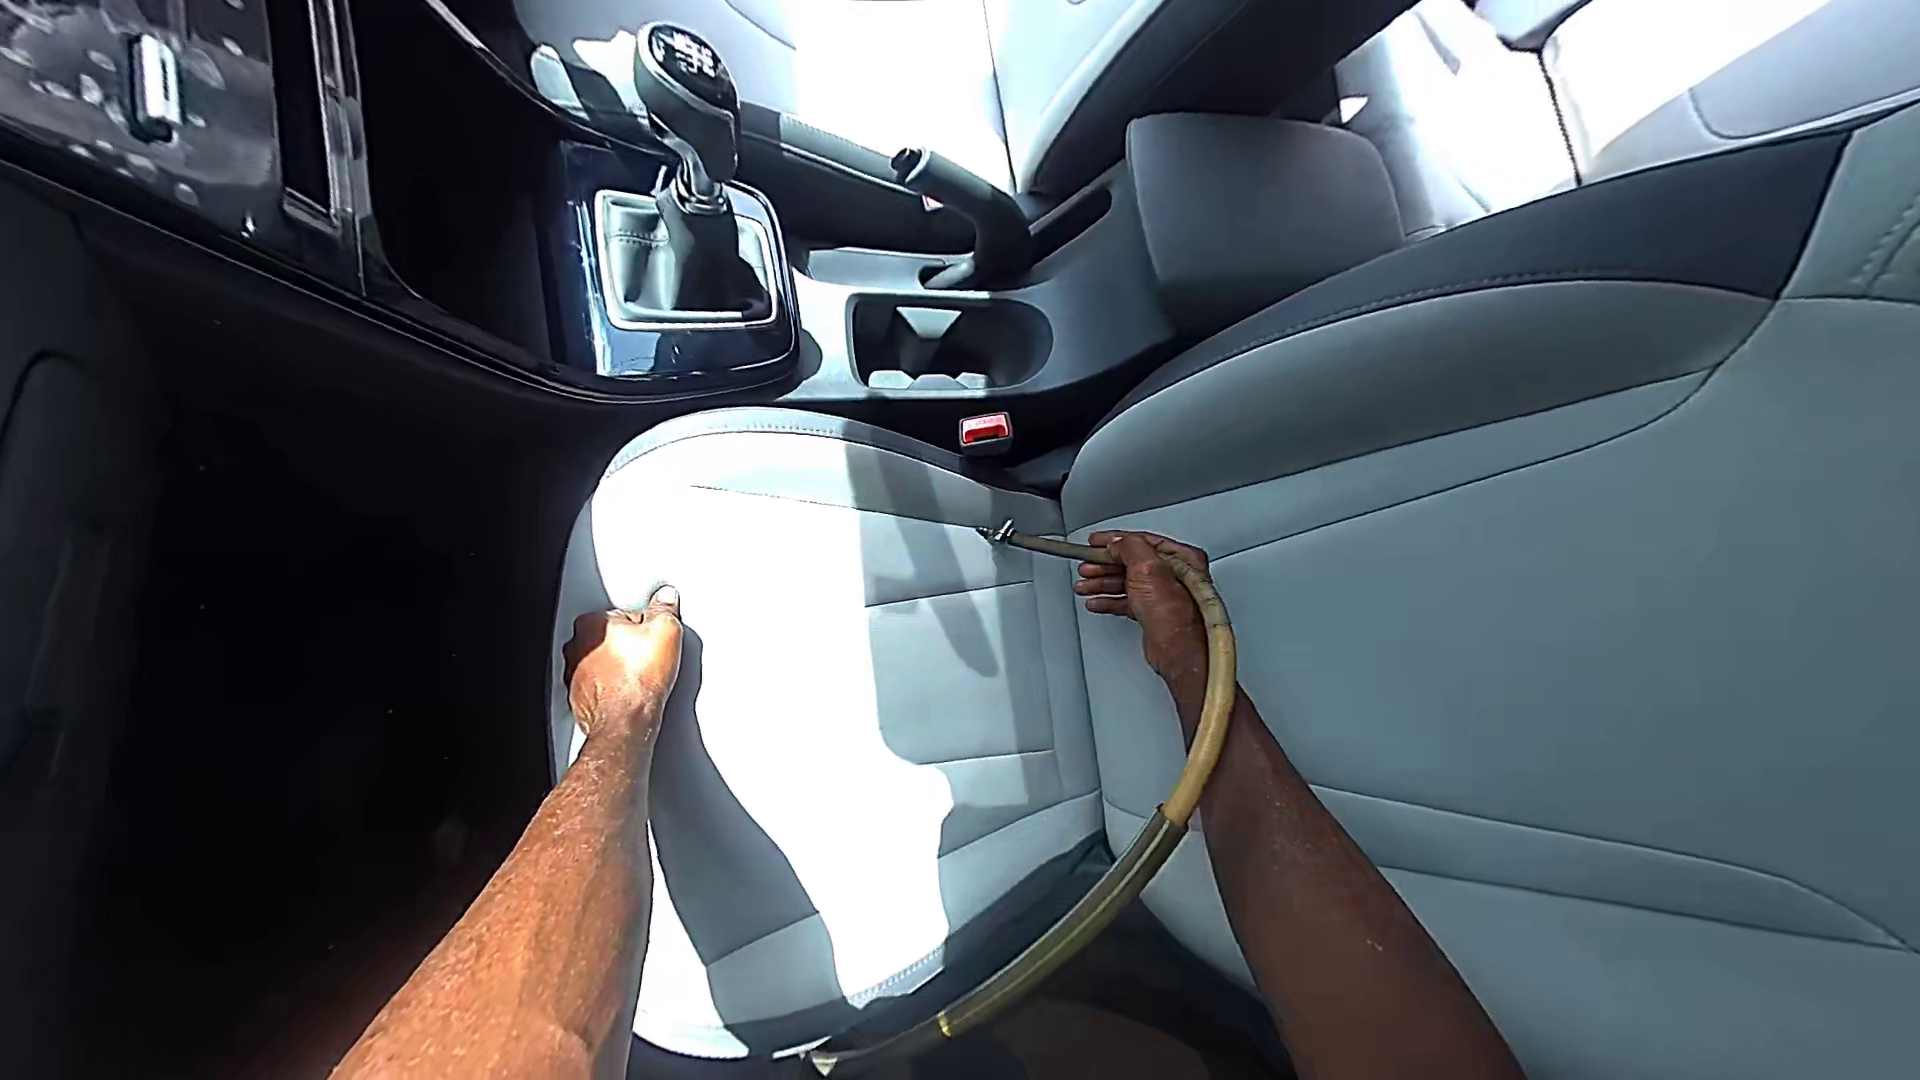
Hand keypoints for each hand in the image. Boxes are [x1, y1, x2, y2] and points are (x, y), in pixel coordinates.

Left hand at [564, 585, 683, 740]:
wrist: (626, 720)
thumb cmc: (638, 680)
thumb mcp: (666, 631)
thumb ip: (665, 608)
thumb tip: (667, 598)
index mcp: (591, 624)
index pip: (626, 615)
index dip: (647, 626)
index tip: (656, 637)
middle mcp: (576, 646)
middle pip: (613, 637)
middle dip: (630, 645)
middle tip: (650, 656)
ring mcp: (574, 673)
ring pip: (605, 661)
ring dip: (621, 666)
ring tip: (642, 675)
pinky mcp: (579, 696)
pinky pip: (601, 683)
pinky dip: (614, 685)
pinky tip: (631, 690)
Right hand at [1073, 532, 1210, 686]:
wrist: (1178, 651)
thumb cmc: (1175, 615)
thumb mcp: (1148, 568)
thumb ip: (1129, 547)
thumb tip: (1116, 541)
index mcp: (1181, 558)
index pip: (1142, 541)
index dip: (1114, 540)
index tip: (1095, 541)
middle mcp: (1175, 575)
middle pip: (1130, 562)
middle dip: (1103, 565)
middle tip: (1086, 567)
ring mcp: (1163, 595)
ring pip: (1126, 582)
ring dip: (1102, 583)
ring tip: (1084, 586)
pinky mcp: (1153, 613)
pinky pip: (1126, 601)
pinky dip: (1109, 601)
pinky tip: (1096, 602)